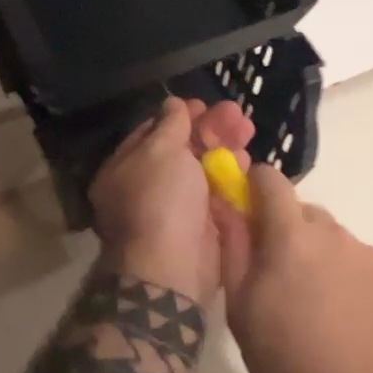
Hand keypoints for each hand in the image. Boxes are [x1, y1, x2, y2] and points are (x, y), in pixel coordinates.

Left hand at [89, 96, 253, 301]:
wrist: (173, 268)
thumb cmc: (159, 201)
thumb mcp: (160, 151)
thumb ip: (170, 125)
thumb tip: (174, 105)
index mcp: (124, 170)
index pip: (152, 133)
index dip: (180, 116)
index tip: (204, 105)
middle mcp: (147, 188)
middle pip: (183, 150)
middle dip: (211, 130)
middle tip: (238, 115)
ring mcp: (176, 209)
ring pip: (204, 171)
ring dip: (227, 150)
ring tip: (248, 133)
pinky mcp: (202, 227)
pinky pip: (219, 196)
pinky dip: (233, 178)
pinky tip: (248, 162)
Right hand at [220, 163, 372, 372]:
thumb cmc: (284, 355)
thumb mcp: (241, 306)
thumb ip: (234, 249)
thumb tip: (225, 207)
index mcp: (291, 235)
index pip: (271, 180)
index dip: (253, 185)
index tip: (244, 204)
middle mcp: (333, 232)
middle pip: (302, 212)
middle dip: (284, 230)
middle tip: (274, 273)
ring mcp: (366, 253)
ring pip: (330, 238)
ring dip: (315, 253)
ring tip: (309, 302)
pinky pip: (355, 260)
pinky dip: (341, 274)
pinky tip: (337, 313)